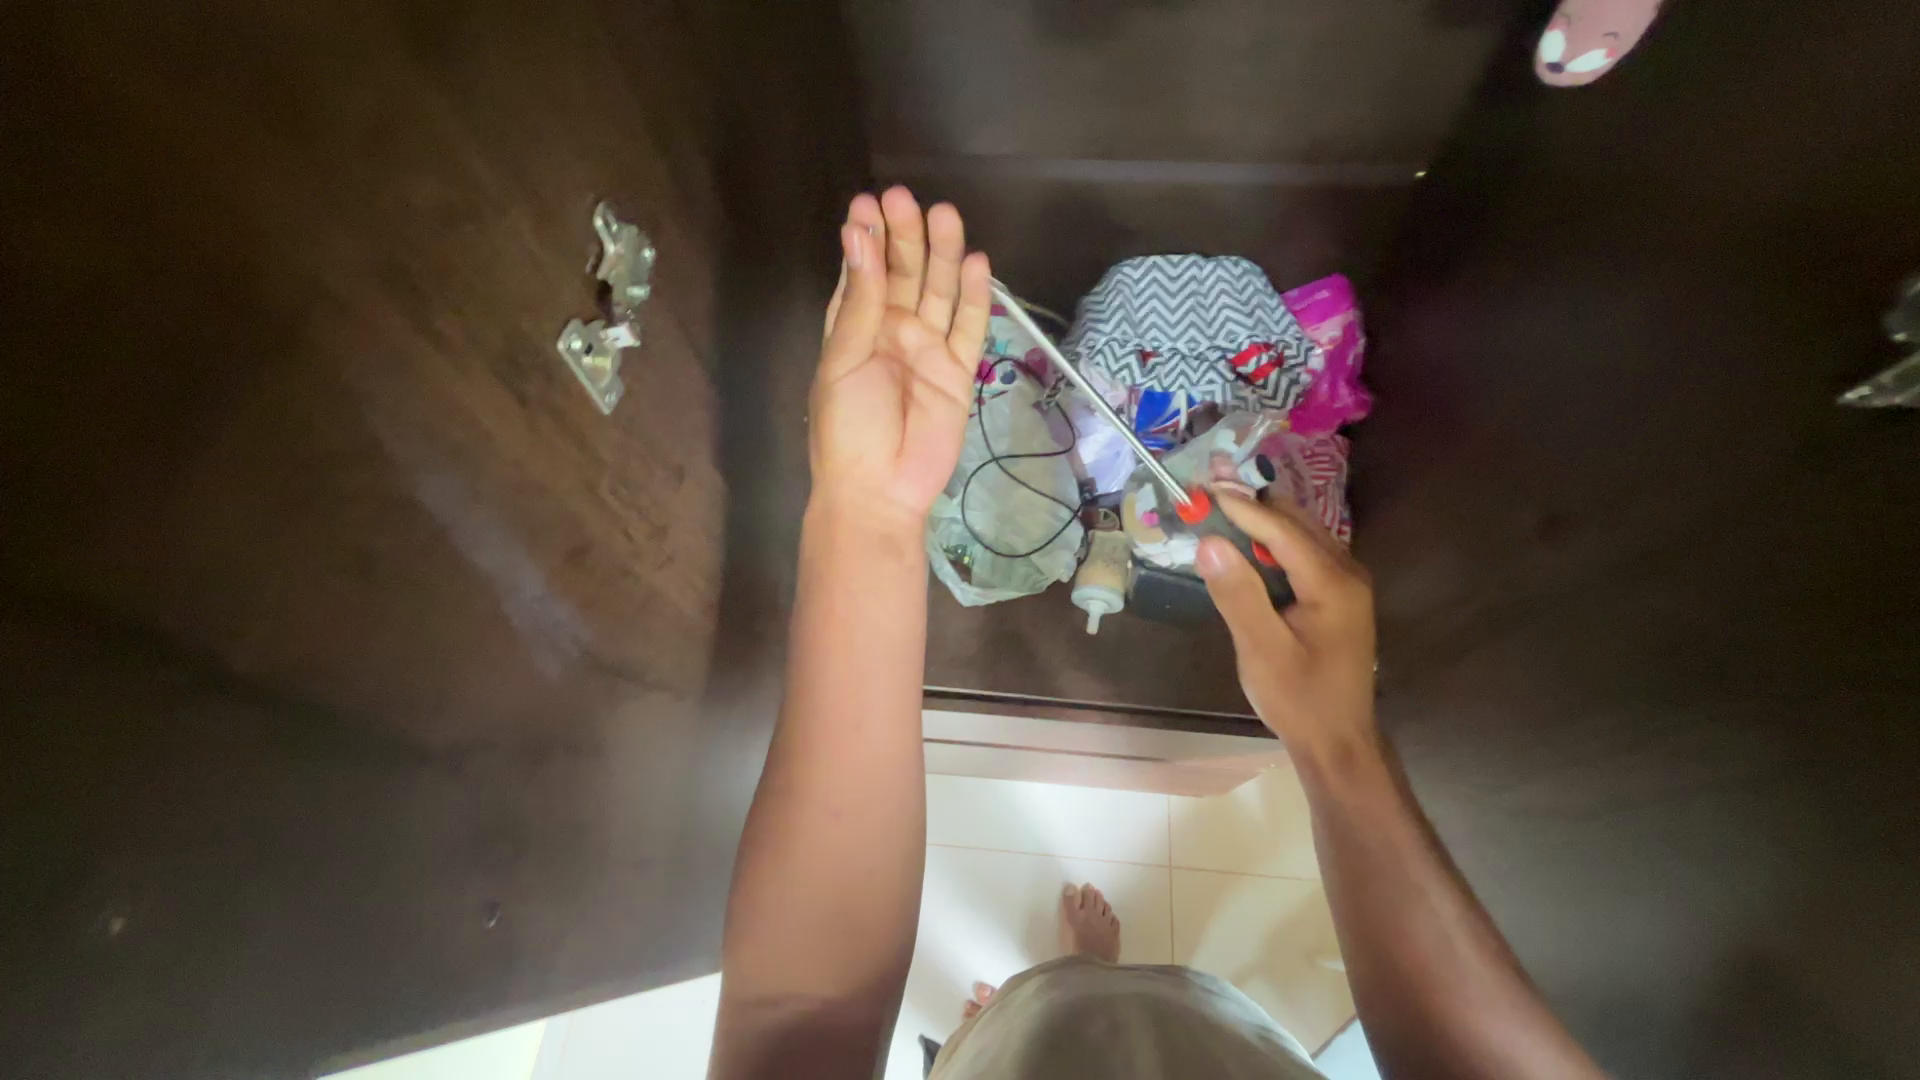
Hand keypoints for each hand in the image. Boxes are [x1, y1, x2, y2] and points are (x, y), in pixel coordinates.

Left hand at [810, 187, 991, 530]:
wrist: (880, 489)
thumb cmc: (848, 427)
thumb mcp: (843, 360)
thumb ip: (858, 301)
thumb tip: (861, 235)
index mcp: (853, 329)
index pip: (861, 273)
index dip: (866, 239)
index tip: (868, 203)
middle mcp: (891, 332)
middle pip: (902, 274)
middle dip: (904, 236)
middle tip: (906, 198)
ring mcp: (927, 350)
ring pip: (937, 292)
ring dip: (940, 255)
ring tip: (943, 214)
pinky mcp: (958, 371)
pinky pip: (968, 327)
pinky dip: (974, 297)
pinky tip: (975, 263)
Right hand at [1194, 492, 1377, 757]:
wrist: (1338, 739)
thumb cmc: (1298, 699)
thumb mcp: (1261, 650)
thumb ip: (1238, 594)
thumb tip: (1210, 542)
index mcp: (1332, 583)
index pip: (1281, 530)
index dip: (1241, 507)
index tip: (1204, 487)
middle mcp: (1347, 573)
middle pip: (1296, 522)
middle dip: (1252, 504)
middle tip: (1209, 492)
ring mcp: (1346, 583)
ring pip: (1301, 534)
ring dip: (1261, 520)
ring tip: (1219, 510)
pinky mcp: (1337, 595)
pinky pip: (1303, 553)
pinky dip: (1272, 542)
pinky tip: (1245, 547)